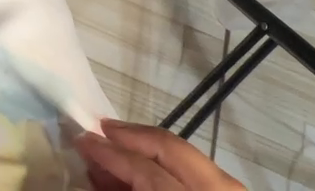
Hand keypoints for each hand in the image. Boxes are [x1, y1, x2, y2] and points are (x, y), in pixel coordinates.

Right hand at [77, 120, 244, 190]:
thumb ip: (115, 186)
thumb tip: (90, 156)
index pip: (145, 168)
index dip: (108, 153)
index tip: (80, 139)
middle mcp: (220, 189)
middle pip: (173, 148)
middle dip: (131, 135)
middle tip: (98, 130)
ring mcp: (234, 190)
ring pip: (188, 156)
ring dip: (148, 149)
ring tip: (117, 150)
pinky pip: (202, 172)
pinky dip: (170, 165)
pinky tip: (146, 170)